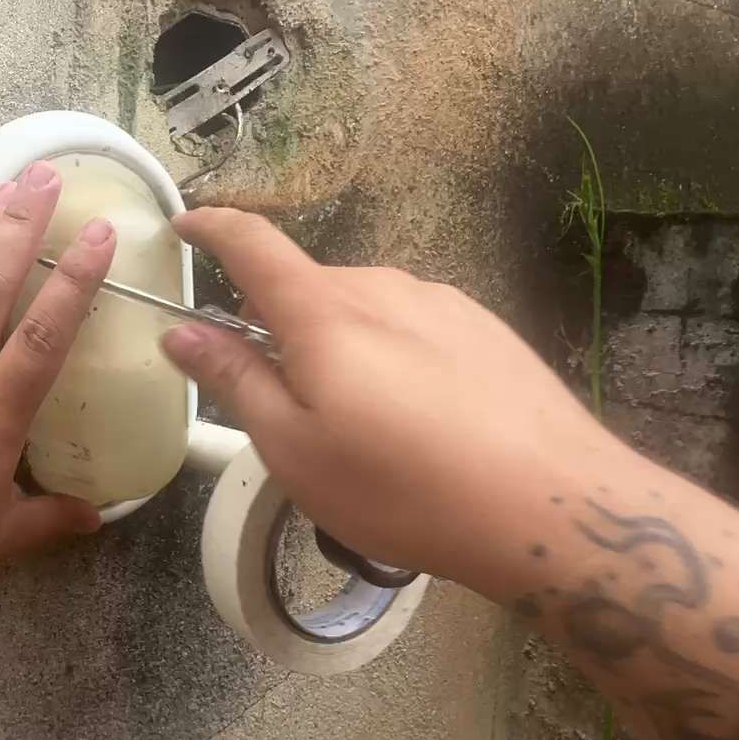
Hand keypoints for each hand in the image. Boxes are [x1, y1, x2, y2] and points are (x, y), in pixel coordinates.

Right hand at [157, 208, 618, 588]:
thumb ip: (233, 379)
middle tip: (278, 400)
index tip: (183, 227)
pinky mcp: (483, 328)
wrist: (557, 513)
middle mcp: (382, 288)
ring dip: (329, 343)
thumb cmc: (402, 488)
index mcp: (325, 312)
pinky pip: (404, 323)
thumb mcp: (293, 447)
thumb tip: (180, 332)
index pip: (252, 243)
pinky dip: (379, 351)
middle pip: (302, 287)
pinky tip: (410, 416)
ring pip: (354, 307)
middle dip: (272, 325)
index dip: (210, 226)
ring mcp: (440, 303)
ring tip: (353, 421)